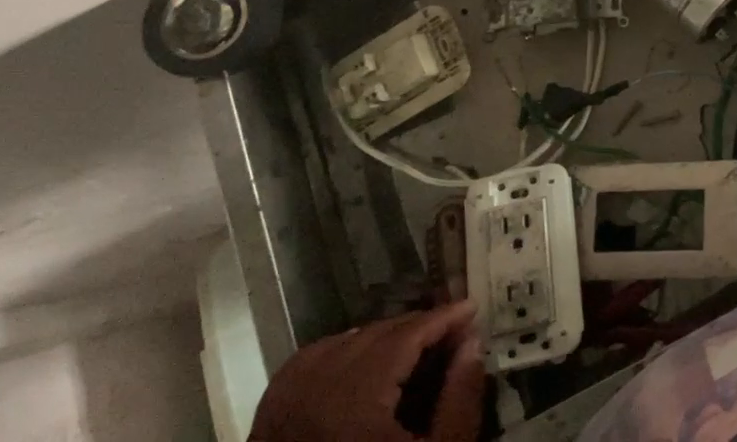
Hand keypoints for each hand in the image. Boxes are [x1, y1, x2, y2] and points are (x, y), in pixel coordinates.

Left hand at [250, 301, 484, 441]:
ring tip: (411, 344)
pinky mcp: (265, 429)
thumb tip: (470, 343)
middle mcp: (312, 396)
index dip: (441, 318)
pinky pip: (300, 369)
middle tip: (450, 329)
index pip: (404, 337)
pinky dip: (334, 354)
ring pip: (334, 347)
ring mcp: (281, 412)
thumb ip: (460, 398)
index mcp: (354, 403)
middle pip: (371, 337)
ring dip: (376, 338)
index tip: (471, 307)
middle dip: (414, 327)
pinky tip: (357, 362)